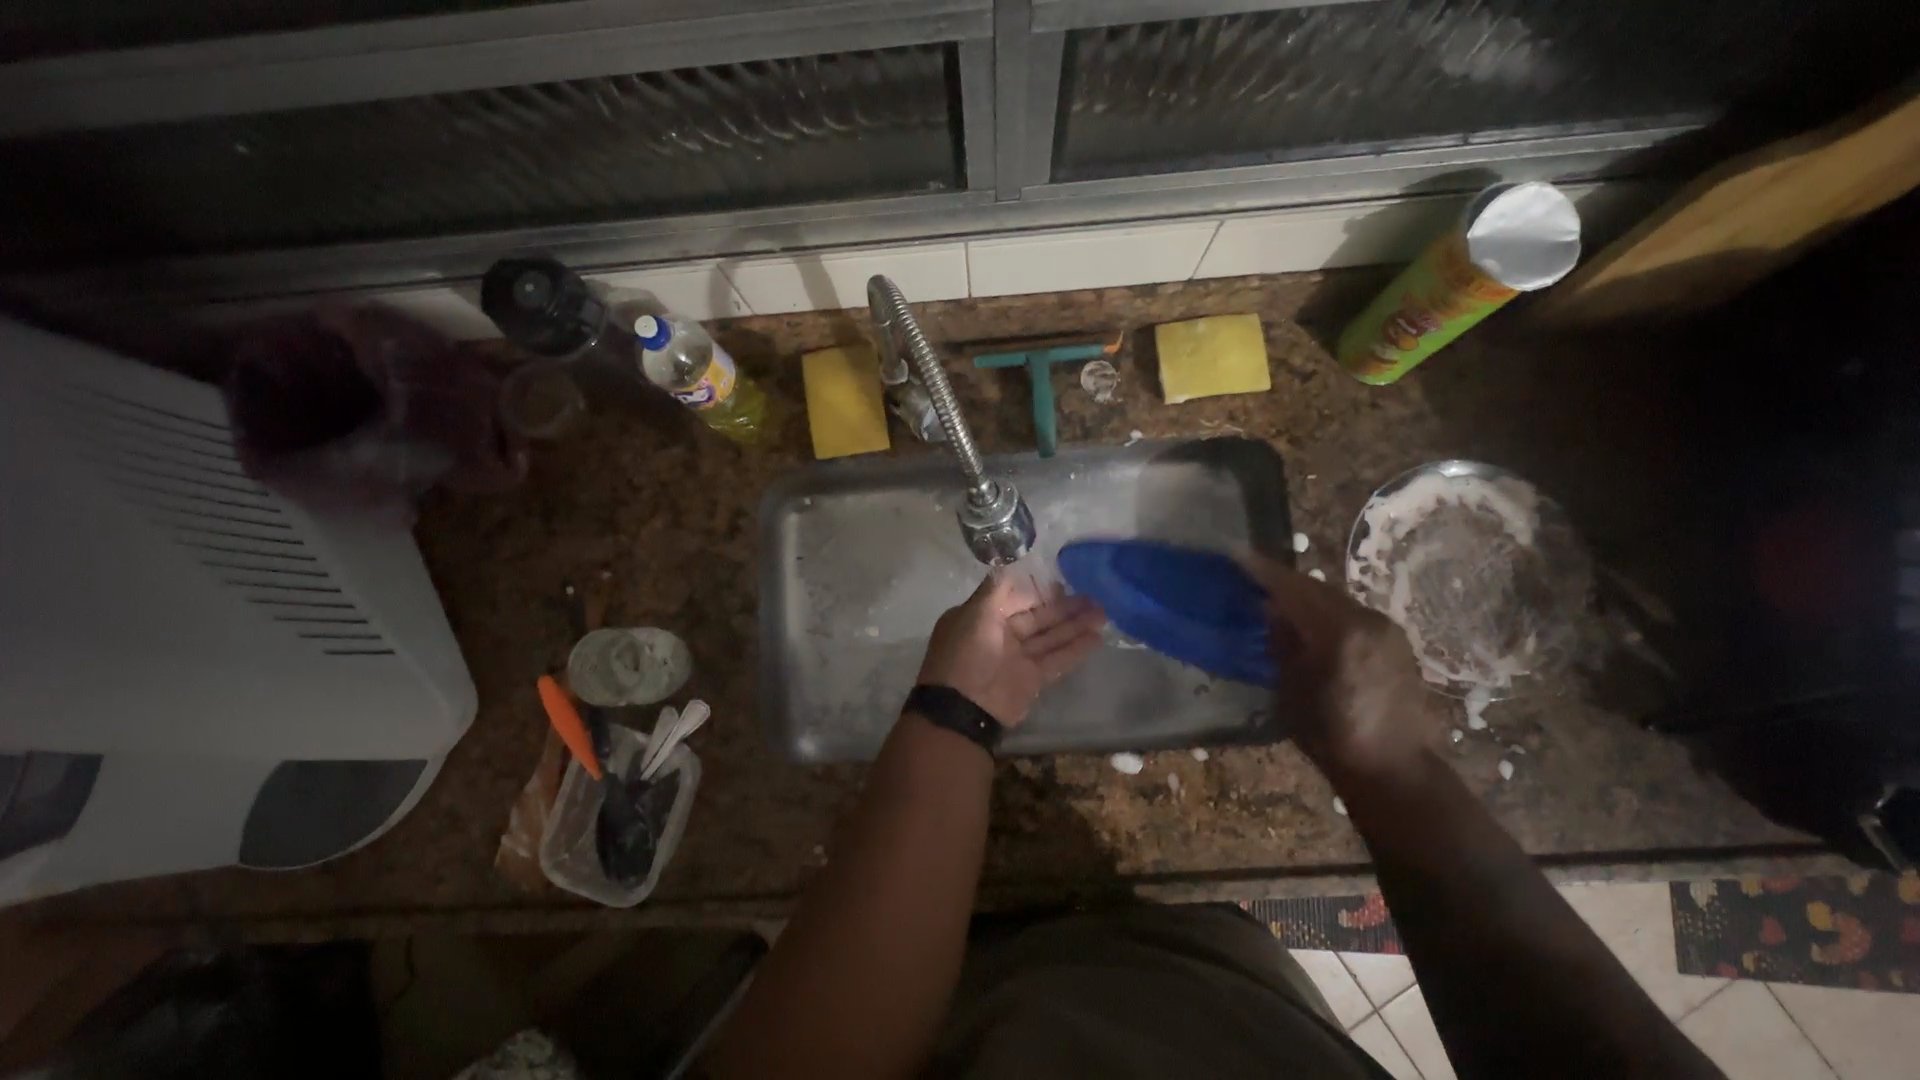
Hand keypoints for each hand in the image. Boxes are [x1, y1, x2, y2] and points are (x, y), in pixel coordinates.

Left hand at [916, 572, 1106, 727]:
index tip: (1065, 585)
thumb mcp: (974, 614)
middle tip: (1095, 598)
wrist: (963, 707)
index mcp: (982, 618)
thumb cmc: (966, 654)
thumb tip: (1008, 567)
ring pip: (1050, 637)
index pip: (1016, 599)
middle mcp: (1000, 636)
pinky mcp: (1032, 679)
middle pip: (1038, 618)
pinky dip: (1075, 649)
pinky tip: (1097, 638)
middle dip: (1064, 608)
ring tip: (1103, 614)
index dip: (1040, 593)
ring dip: (1075, 626)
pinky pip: (1056, 659)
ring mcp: (1017, 658)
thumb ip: (995, 590)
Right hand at [1239, 554, 1437, 778]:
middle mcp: (1368, 620)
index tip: (1235, 555)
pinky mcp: (1397, 644)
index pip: (1293, 588)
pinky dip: (1327, 613)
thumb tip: (1271, 611)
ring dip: (1307, 597)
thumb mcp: (1292, 692)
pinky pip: (1354, 616)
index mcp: (1340, 631)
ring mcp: (1388, 630)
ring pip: (1337, 601)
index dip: (1262, 572)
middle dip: (1284, 582)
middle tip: (1252, 577)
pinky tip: (1312, 625)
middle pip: (1317, 589)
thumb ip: (1281, 645)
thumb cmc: (1333, 737)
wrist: (1396, 771)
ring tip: (1278, 600)